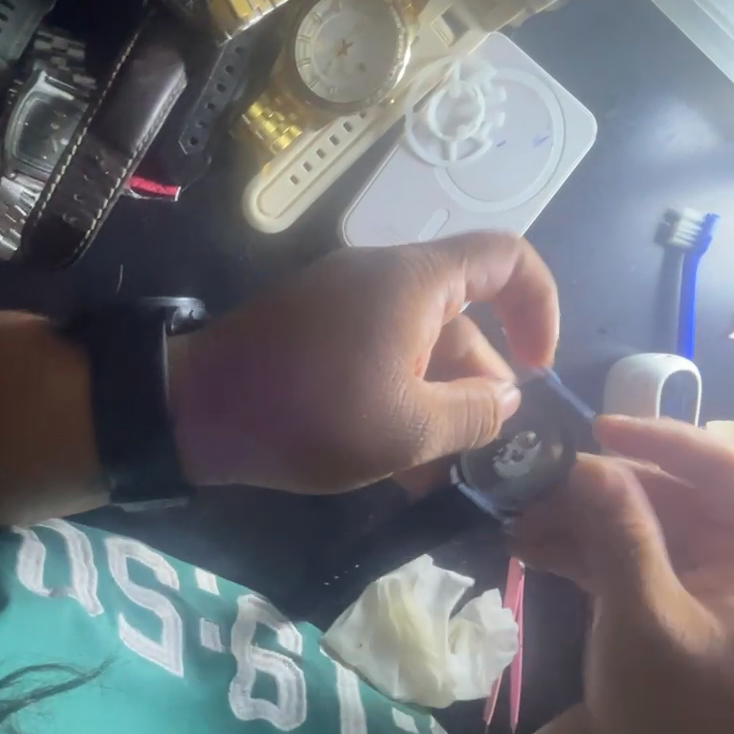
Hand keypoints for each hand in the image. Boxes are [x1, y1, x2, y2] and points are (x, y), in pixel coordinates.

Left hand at [167, 232, 557, 494]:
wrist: (193, 411)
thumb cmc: (308, 414)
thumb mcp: (406, 429)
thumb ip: (474, 413)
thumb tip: (506, 397)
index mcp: (414, 281)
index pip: (508, 259)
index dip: (540, 307)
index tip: (539, 369)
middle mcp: (380, 279)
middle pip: (458, 322)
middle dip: (476, 388)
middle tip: (477, 455)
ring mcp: (339, 305)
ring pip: (412, 351)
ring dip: (432, 407)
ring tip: (434, 475)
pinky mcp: (309, 333)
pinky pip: (371, 358)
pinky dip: (391, 400)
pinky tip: (393, 460)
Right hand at [515, 416, 733, 733]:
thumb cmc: (674, 714)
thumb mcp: (644, 619)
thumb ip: (620, 533)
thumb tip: (586, 460)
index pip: (728, 470)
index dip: (661, 439)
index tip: (590, 427)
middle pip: (675, 498)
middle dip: (599, 490)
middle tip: (532, 484)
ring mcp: (709, 590)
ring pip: (643, 528)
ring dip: (580, 521)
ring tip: (515, 522)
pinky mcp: (672, 610)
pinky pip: (628, 561)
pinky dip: (581, 552)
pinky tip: (528, 549)